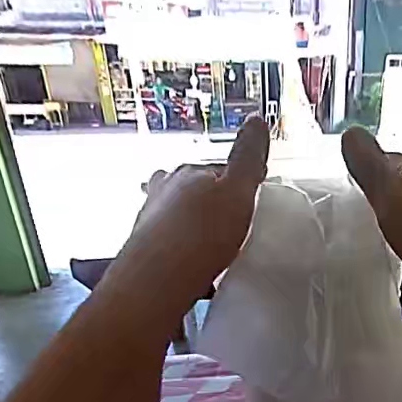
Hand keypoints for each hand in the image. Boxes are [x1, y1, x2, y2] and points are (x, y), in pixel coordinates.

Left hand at [105, 117, 268, 315]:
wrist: (158, 281)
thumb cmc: (200, 236)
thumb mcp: (237, 192)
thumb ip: (248, 159)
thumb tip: (256, 120)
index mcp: (188, 173)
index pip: (218, 169)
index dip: (238, 183)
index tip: (251, 198)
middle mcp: (163, 191)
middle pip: (194, 193)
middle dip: (211, 205)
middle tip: (231, 225)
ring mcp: (150, 221)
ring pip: (178, 220)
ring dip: (194, 231)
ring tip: (213, 249)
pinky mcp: (145, 252)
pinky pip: (171, 249)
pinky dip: (183, 255)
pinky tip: (196, 271)